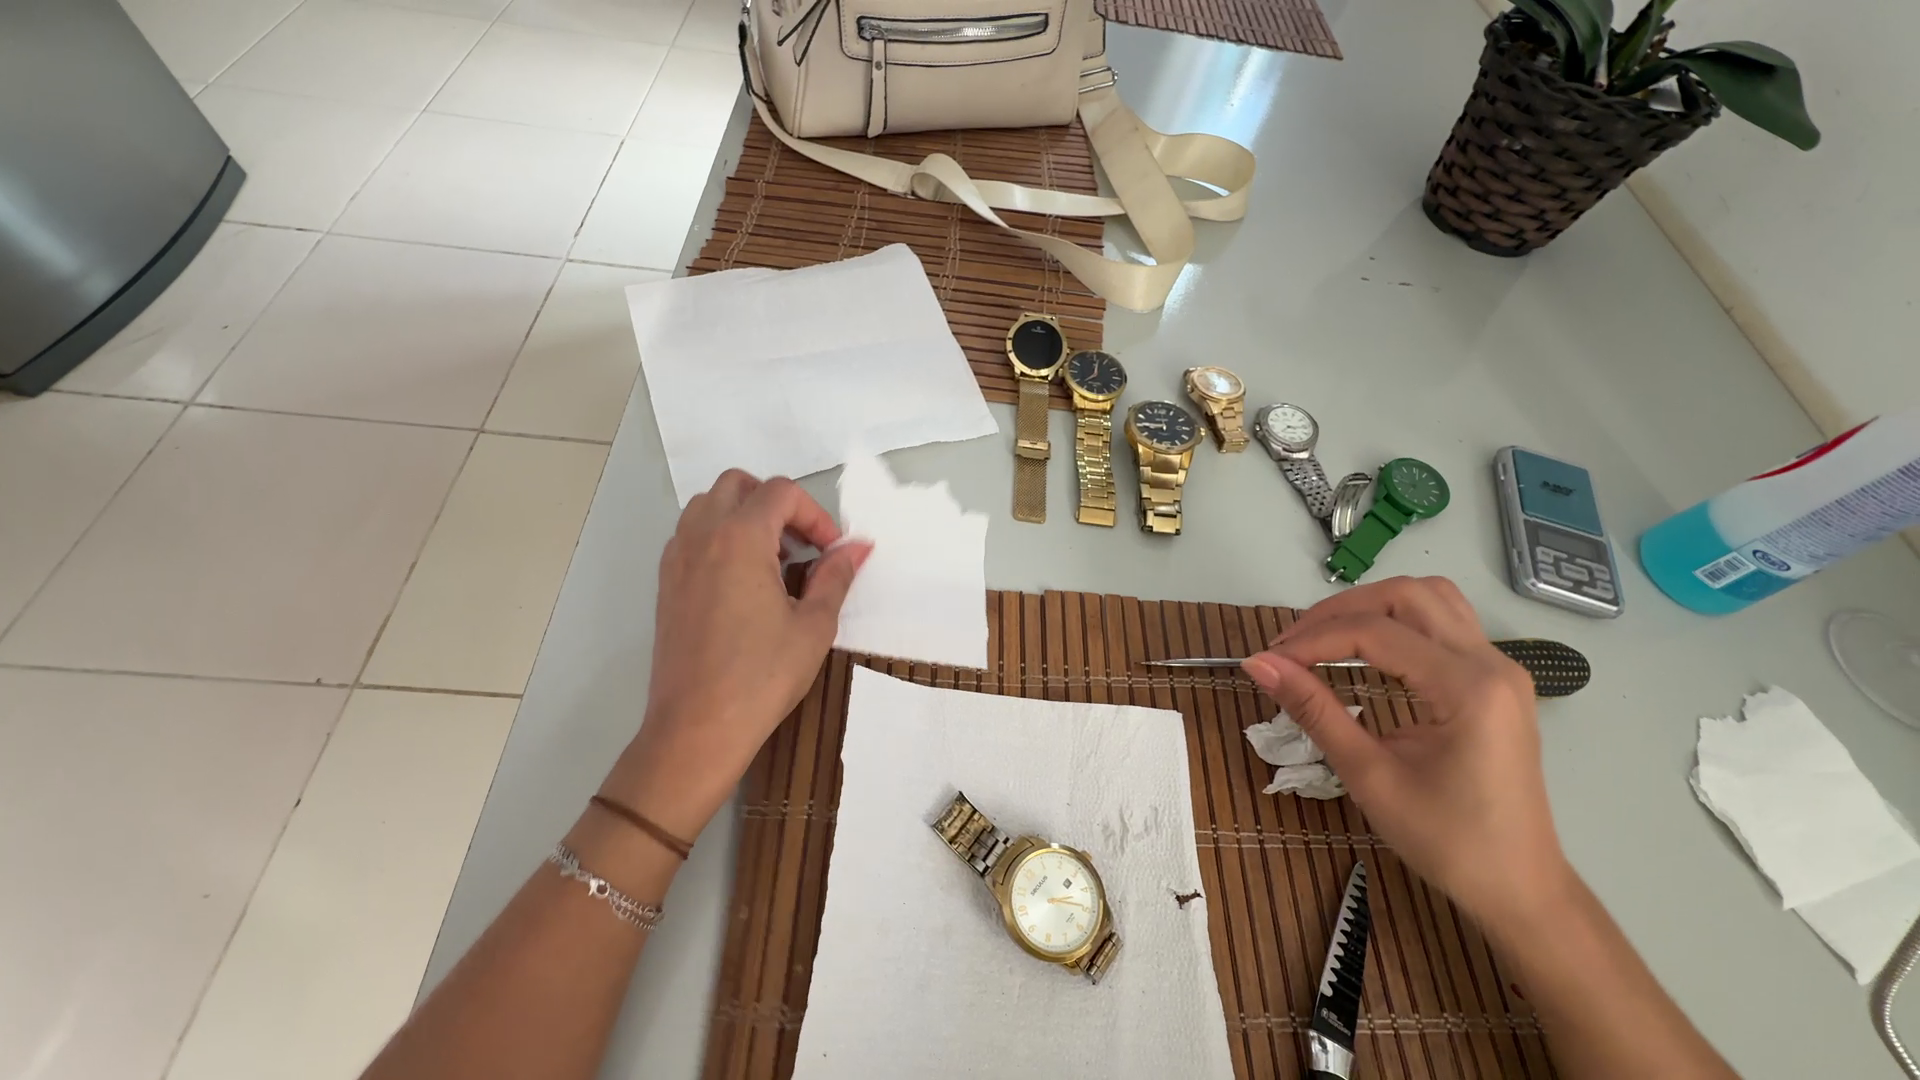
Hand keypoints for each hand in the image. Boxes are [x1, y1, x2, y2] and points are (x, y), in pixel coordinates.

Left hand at [603, 470, 870, 839]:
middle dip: (776, 505)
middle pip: (738, 485)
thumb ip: (835, 576)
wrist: (696, 727)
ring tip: (772, 563)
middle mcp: (702, 535)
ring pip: (708, 506)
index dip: (815, 514)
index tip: (831, 552)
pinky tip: (743, 584)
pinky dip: (719, 539)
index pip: (781, 492)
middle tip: (801, 547)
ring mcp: (677, 558)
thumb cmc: (762, 676)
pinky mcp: (666, 584)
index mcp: (739, 538)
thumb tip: (858, 547)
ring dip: (744, 517)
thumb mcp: (813, 626)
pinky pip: (692, 536)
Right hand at [1240, 576, 1570, 923]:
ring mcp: (1501, 669)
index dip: (1313, 639)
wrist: (1520, 887)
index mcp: (1468, 689)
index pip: (1375, 634)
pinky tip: (1366, 652)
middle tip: (1294, 644)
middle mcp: (1492, 664)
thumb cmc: (1447, 841)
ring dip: (1373, 607)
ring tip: (1326, 638)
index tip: (1269, 660)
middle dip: (1341, 610)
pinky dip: (1398, 623)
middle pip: (1408, 595)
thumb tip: (1259, 665)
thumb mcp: (1370, 777)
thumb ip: (1314, 711)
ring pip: (1432, 598)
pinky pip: (1444, 625)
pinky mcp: (1496, 681)